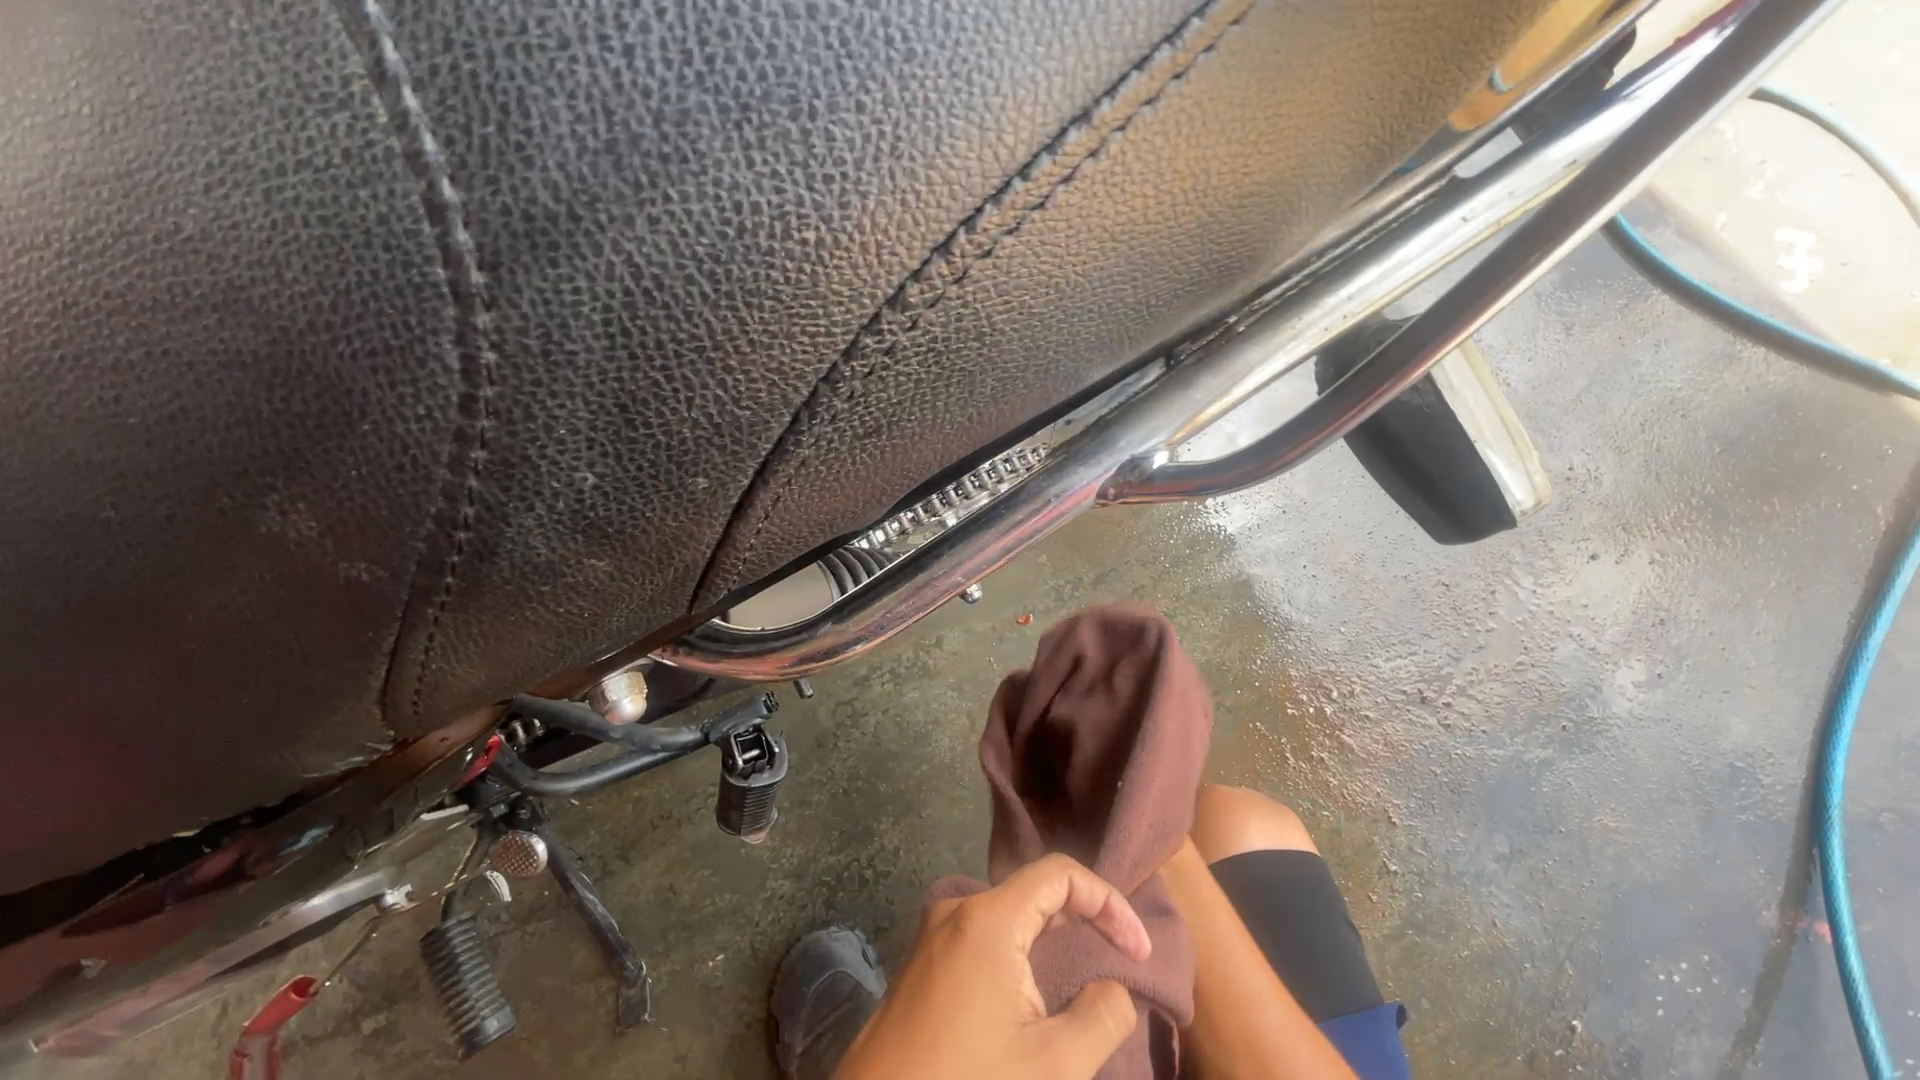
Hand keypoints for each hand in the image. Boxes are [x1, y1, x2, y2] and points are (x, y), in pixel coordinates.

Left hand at [835, 853, 1151, 1079]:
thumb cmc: (967, 1079)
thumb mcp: (1052, 1064)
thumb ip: (1102, 1016)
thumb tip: (1113, 987)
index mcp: (988, 918)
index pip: (1060, 873)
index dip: (1109, 902)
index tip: (1138, 950)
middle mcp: (956, 911)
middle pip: (1034, 891)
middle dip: (1085, 917)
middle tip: (1121, 957)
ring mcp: (933, 934)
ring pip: (1008, 914)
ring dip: (1052, 936)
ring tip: (1085, 971)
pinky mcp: (923, 961)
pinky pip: (983, 936)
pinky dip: (1021, 951)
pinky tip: (1036, 990)